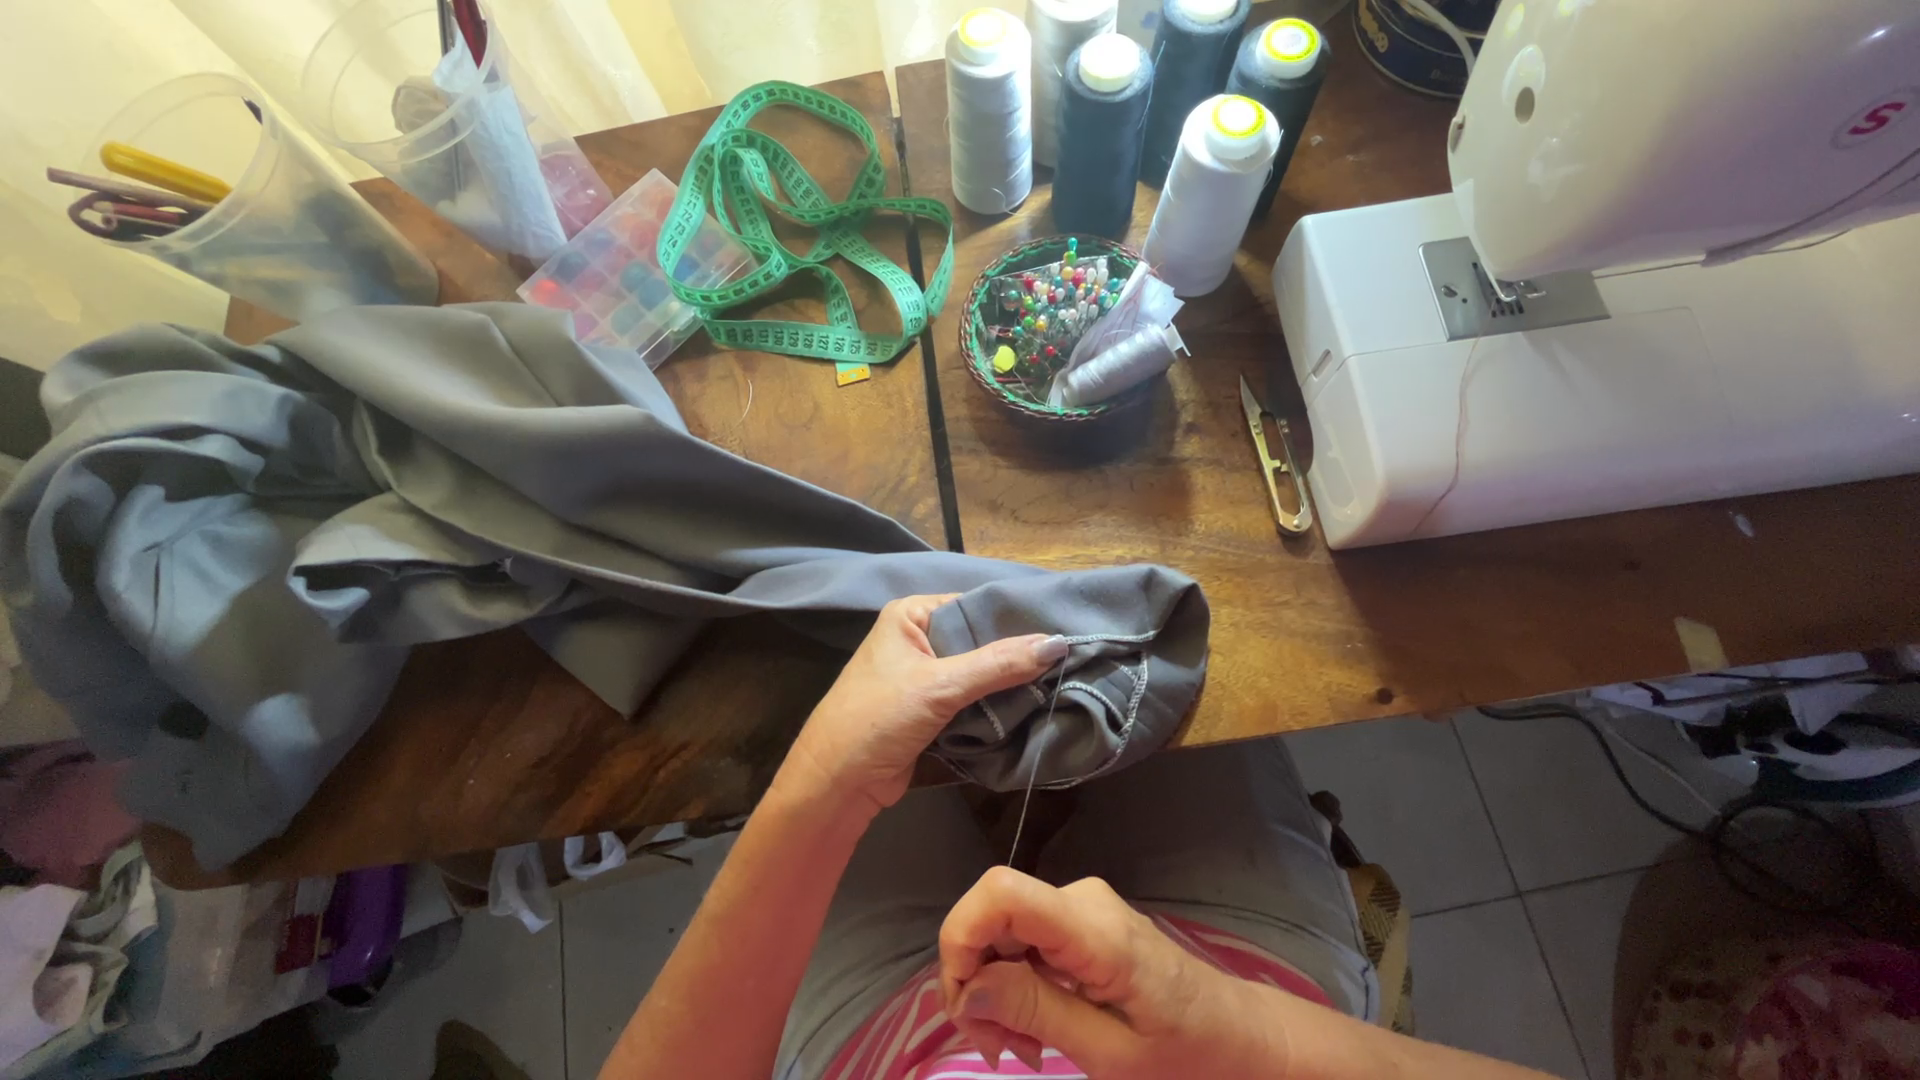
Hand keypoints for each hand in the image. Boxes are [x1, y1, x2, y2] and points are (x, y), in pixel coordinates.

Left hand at [779, 594, 1068, 817]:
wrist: (837, 785)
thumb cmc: (878, 719)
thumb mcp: (940, 686)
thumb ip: (999, 663)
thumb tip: (1058, 642)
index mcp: (912, 616)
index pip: (975, 606)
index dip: (1016, 619)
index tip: (1064, 628)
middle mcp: (919, 639)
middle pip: (981, 642)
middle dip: (1018, 657)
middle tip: (1071, 660)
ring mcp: (926, 678)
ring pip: (982, 675)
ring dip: (1011, 686)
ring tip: (1063, 683)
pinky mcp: (933, 712)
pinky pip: (975, 702)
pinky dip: (998, 709)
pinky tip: (1035, 709)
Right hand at [939, 867, 1286, 1076]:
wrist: (1240, 1035)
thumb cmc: (1187, 1055)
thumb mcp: (1109, 1054)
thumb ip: (1036, 1012)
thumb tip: (966, 990)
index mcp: (1094, 929)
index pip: (1001, 892)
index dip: (962, 935)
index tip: (964, 1006)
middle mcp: (1080, 898)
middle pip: (993, 914)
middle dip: (974, 981)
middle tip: (996, 1050)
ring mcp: (1081, 904)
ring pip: (1002, 928)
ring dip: (994, 989)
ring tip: (1020, 1049)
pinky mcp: (1080, 919)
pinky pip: (1024, 937)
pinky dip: (1014, 983)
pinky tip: (1034, 1026)